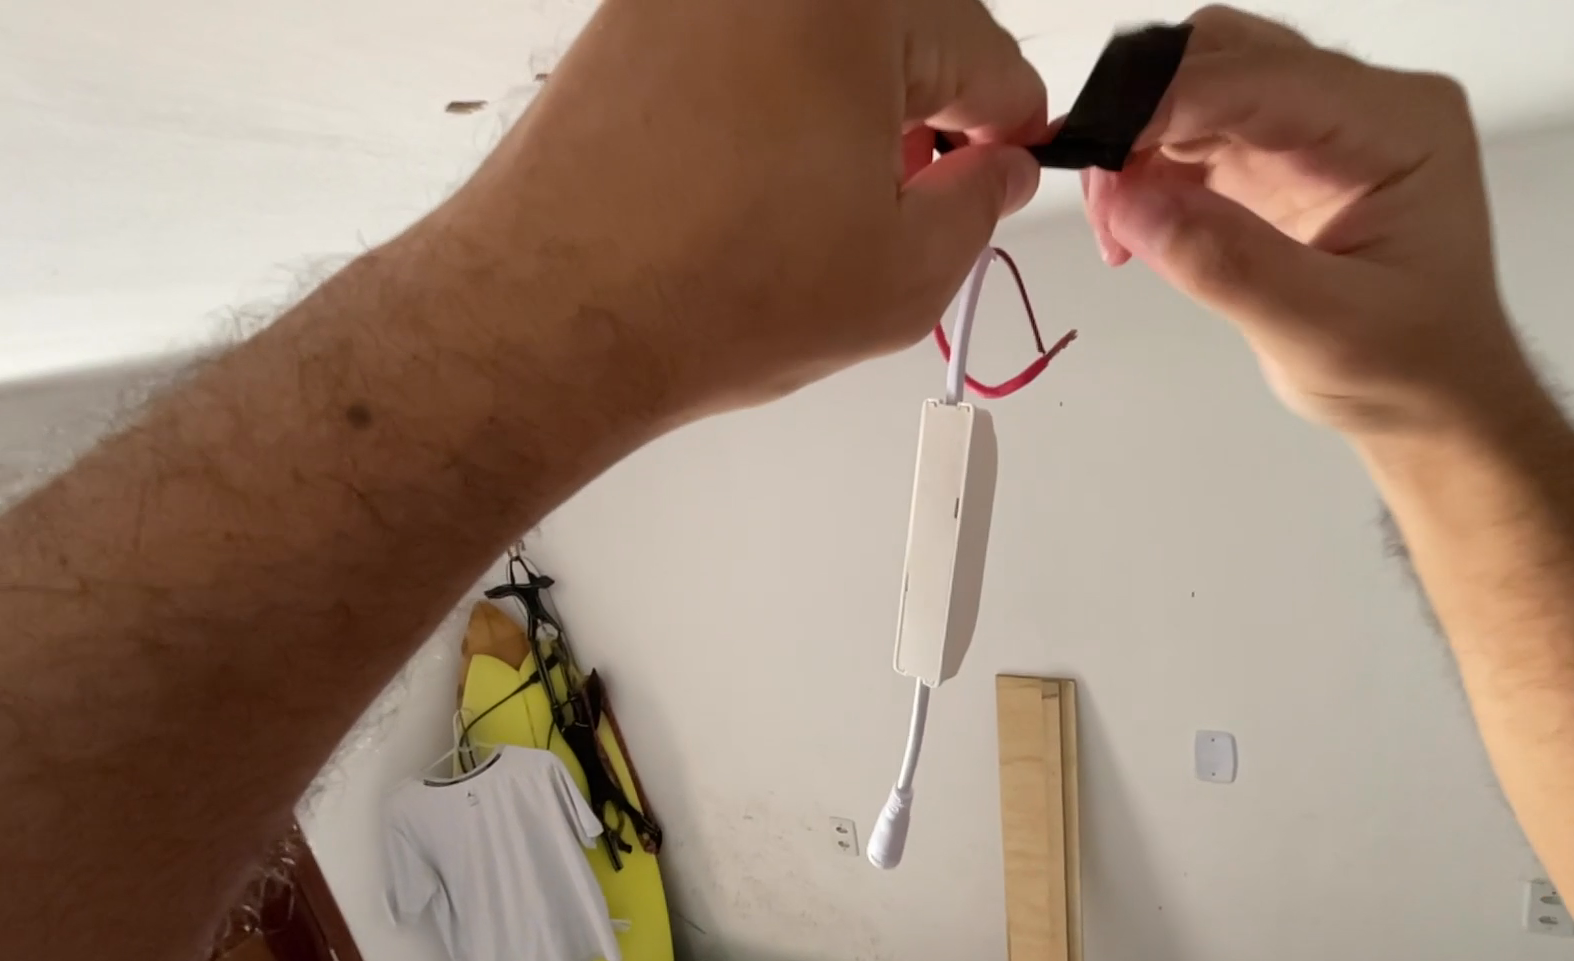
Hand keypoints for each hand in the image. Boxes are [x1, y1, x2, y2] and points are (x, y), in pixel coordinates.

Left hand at [402, 0, 1044, 428]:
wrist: (563, 316)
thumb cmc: (733, 298)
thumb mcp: (908, 276)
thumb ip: (981, 209)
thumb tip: (999, 172)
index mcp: (859, 1)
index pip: (984, 52)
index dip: (1010, 125)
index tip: (1006, 169)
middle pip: (901, 35)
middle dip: (928, 121)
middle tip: (919, 205)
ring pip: (822, 45)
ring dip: (851, 118)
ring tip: (830, 214)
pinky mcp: (634, 24)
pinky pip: (748, 55)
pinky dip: (781, 112)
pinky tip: (765, 190)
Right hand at [1084, 6, 1534, 435]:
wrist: (1423, 392)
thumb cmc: (1399, 363)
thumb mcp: (1319, 328)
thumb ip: (1226, 264)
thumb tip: (1127, 206)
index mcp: (1391, 124)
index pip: (1264, 79)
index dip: (1169, 99)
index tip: (1092, 146)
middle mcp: (1348, 108)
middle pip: (1223, 58)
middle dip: (1143, 113)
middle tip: (1101, 202)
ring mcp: (1303, 135)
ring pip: (1194, 95)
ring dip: (1134, 146)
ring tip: (1111, 228)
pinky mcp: (1267, 169)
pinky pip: (1188, 145)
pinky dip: (1143, 177)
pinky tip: (1130, 231)